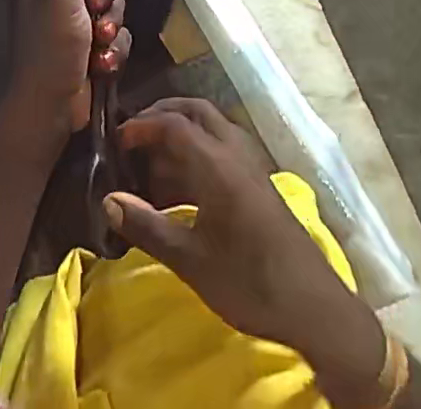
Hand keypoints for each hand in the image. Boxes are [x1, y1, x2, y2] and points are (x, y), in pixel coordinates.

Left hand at [8, 0, 130, 135]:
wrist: (52, 106)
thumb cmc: (50, 46)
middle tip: (96, 7)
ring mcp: (82, 21)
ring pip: (116, 4)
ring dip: (112, 24)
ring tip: (98, 43)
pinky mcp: (97, 47)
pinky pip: (119, 34)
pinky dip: (114, 49)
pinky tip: (102, 64)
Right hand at [105, 99, 388, 406]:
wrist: (313, 308)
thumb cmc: (249, 282)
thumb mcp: (190, 260)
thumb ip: (146, 226)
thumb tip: (107, 202)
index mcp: (218, 164)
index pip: (173, 123)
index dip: (141, 126)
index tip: (115, 143)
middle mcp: (235, 153)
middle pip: (195, 111)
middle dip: (161, 115)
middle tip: (131, 135)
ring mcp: (250, 167)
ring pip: (210, 128)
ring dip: (179, 133)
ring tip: (148, 161)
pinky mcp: (257, 184)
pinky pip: (220, 149)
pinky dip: (194, 154)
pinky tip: (176, 188)